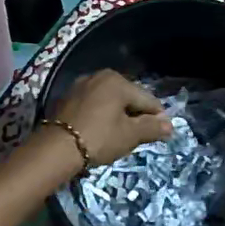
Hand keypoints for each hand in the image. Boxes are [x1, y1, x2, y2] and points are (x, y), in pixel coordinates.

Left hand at [45, 70, 171, 166]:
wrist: (54, 149)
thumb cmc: (98, 138)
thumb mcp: (130, 135)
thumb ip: (152, 128)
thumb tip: (170, 125)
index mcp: (118, 81)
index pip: (147, 99)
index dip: (157, 117)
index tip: (161, 134)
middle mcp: (99, 76)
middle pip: (127, 97)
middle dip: (135, 115)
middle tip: (138, 137)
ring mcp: (80, 85)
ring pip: (109, 101)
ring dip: (117, 115)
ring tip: (119, 135)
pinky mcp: (66, 98)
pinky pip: (92, 105)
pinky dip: (100, 115)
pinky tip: (100, 131)